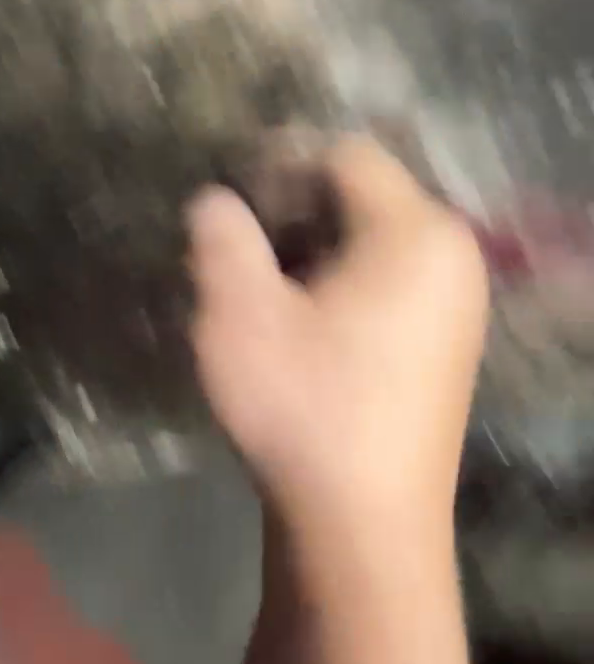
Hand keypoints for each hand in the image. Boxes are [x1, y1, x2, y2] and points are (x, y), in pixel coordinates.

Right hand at [188, 138, 488, 530]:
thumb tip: (213, 199)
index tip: (218, 202)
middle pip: (357, 201)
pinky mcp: (436, 342)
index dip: (276, 166)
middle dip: (282, 217)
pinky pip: (376, 285)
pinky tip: (285, 333)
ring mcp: (451, 303)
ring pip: (361, 247)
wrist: (357, 505)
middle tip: (221, 258)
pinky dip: (324, 289)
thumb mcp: (237, 314)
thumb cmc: (298, 398)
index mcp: (411, 234)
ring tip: (244, 299)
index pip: (346, 158)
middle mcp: (450, 256)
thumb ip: (222, 242)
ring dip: (297, 257)